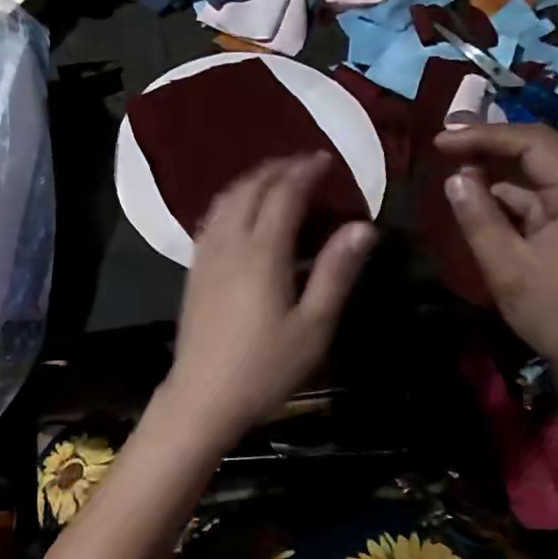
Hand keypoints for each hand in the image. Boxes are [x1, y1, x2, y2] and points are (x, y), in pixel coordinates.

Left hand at [162, 153, 376, 439]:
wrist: (202, 398)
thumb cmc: (265, 368)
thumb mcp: (314, 326)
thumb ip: (337, 272)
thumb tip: (363, 227)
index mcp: (262, 252)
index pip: (284, 194)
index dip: (305, 172)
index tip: (326, 159)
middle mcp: (229, 243)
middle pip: (250, 188)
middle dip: (278, 169)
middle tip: (305, 165)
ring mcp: (206, 256)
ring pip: (226, 200)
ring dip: (252, 181)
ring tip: (276, 180)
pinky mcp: (194, 272)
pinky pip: (212, 219)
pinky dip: (232, 201)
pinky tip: (242, 214)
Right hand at [435, 124, 557, 390]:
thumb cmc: (554, 314)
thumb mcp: (507, 268)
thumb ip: (478, 218)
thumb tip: (454, 178)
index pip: (534, 143)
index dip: (484, 136)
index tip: (441, 141)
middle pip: (541, 150)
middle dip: (491, 146)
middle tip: (446, 143)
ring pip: (541, 172)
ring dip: (500, 171)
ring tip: (456, 169)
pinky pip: (545, 196)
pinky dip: (513, 195)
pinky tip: (481, 198)